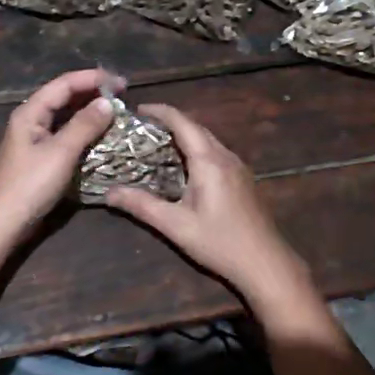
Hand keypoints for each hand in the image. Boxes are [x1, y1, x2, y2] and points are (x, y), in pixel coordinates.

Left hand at [0, 69, 119, 248]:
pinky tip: (100, 136)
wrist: (3, 223)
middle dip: (92, 94)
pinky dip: (82, 132)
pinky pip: (63, 136)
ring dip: (89, 113)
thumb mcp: (60, 153)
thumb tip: (107, 102)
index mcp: (29, 113)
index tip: (123, 83)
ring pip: (64, 117)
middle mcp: (29, 121)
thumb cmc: (29, 186)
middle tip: (123, 96)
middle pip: (63, 98)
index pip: (63, 84)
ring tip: (116, 113)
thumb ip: (84, 125)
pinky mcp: (38, 158)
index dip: (93, 79)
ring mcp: (33, 140)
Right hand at [104, 104, 319, 318]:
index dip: (160, 111)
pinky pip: (215, 153)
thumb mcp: (174, 226)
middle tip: (140, 129)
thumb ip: (141, 205)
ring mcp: (238, 168)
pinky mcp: (243, 180)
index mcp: (209, 162)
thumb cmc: (220, 242)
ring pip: (208, 140)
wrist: (266, 264)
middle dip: (169, 122)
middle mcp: (226, 157)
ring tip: (156, 143)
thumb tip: (108, 193)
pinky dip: (195, 149)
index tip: (137, 110)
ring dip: (184, 135)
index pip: (183, 122)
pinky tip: (182, 166)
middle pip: (196, 128)